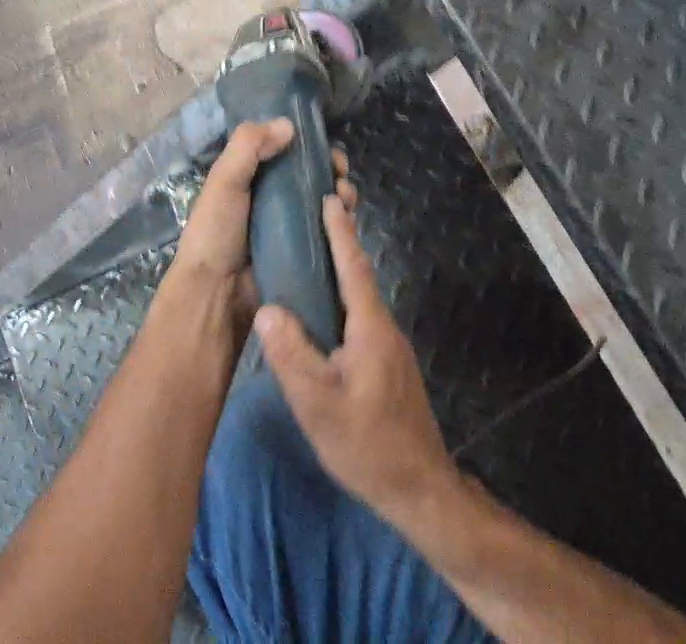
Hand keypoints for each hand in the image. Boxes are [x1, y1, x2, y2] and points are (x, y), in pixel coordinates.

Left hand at [167, 120, 355, 341]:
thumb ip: (248, 147)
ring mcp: (290, 233)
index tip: (329, 152)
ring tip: (346, 202)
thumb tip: (288, 125)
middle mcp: (273, 204)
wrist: (216, 294)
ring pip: (325, 209)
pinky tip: (347, 226)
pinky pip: (328, 239)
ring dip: (342, 200)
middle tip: (341, 180)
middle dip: (334, 176)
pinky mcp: (303, 258)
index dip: (311, 149)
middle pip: (313, 182)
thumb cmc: (215, 233)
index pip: (288, 156)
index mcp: (252, 182)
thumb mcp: (224, 181)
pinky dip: (341, 229)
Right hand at [254, 194, 461, 523]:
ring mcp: (389, 350)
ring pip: (358, 302)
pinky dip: (339, 305)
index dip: (340, 232)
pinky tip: (318, 315)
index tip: (329, 197)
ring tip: (305, 258)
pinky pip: (359, 323)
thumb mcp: (317, 402)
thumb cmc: (365, 443)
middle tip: (310, 217)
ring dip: (338, 275)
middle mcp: (384, 330)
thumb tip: (268, 309)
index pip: (353, 268)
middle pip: (358, 278)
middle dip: (338, 245)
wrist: (417, 487)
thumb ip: (292, 353)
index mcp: (371, 329)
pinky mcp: (387, 368)